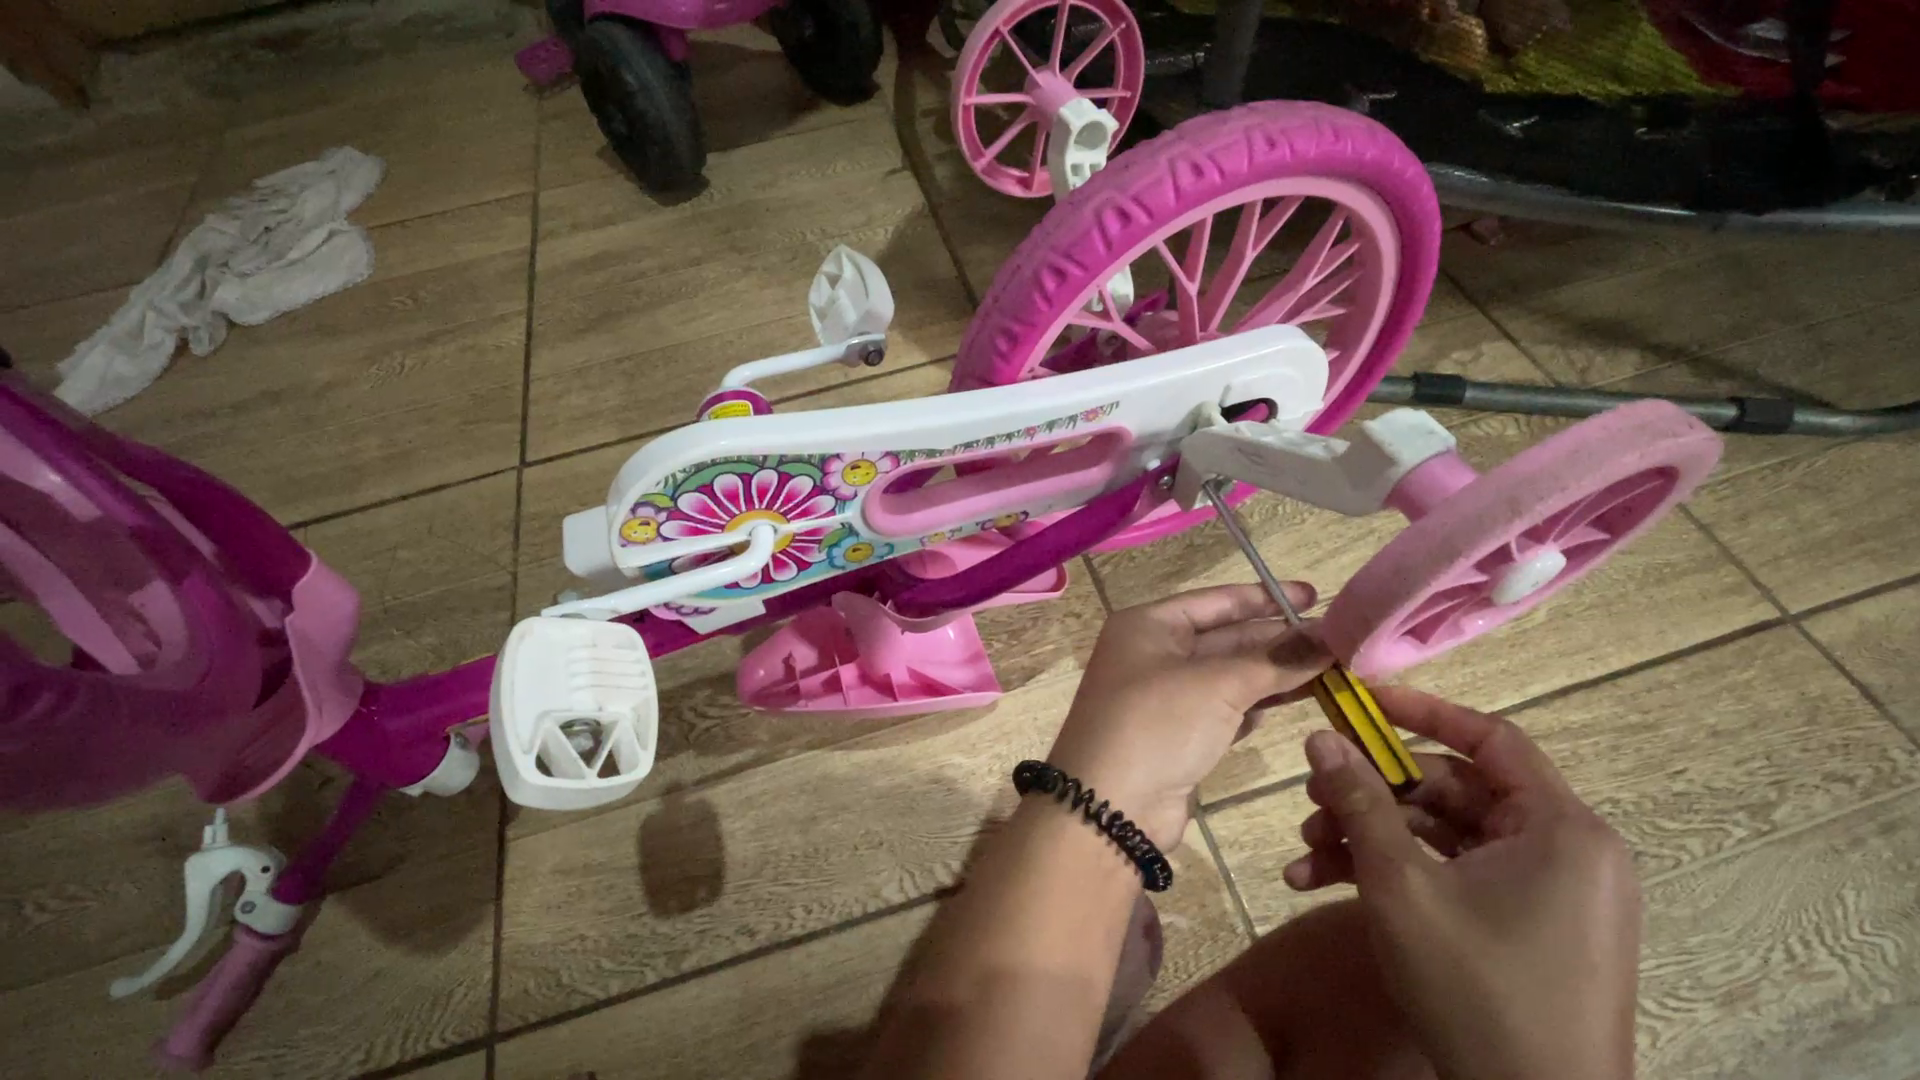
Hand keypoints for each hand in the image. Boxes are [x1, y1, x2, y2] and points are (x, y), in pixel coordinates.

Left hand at [1047, 583, 1332, 849]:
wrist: (1110, 809)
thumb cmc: (1156, 725)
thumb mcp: (1217, 684)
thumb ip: (1274, 660)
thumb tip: (1329, 637)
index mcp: (1147, 626)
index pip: (1215, 601)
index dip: (1266, 597)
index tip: (1316, 597)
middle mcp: (1152, 655)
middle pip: (1225, 639)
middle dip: (1277, 641)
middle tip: (1337, 645)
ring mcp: (1163, 698)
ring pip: (1227, 677)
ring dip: (1272, 676)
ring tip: (1329, 673)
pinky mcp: (1176, 737)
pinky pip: (1222, 711)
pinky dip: (1251, 707)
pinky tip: (1285, 706)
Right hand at [1286, 686, 1640, 1079]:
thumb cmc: (1476, 989)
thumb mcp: (1401, 886)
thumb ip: (1360, 803)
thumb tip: (1320, 737)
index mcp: (1561, 829)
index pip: (1490, 738)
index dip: (1420, 712)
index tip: (1359, 702)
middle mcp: (1564, 850)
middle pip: (1454, 791)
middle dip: (1372, 795)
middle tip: (1310, 802)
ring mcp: (1546, 893)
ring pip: (1442, 836)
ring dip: (1369, 839)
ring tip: (1304, 855)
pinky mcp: (1525, 926)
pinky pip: (1453, 876)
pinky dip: (1394, 875)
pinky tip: (1323, 886)